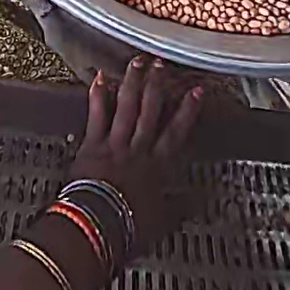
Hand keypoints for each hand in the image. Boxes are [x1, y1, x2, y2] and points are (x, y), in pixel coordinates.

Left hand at [68, 56, 201, 260]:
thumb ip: (178, 208)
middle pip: (151, 110)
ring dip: (133, 82)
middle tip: (162, 63)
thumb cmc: (129, 228)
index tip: (196, 91)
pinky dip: (98, 95)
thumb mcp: (161, 222)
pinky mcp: (92, 145)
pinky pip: (97, 115)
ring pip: (127, 106)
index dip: (187, 110)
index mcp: (157, 166)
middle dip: (157, 85)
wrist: (97, 227)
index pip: (177, 131)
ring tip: (138, 61)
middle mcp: (138, 148)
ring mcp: (114, 143)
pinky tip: (100, 77)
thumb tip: (196, 202)